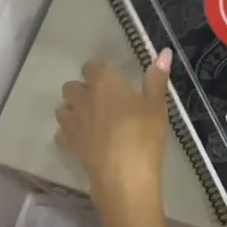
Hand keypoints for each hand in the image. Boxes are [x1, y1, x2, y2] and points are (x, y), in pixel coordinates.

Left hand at [56, 51, 172, 209]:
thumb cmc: (143, 136)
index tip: (111, 80)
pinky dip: (70, 133)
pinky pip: (62, 133)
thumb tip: (164, 52)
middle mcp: (82, 99)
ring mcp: (72, 123)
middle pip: (71, 86)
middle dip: (82, 90)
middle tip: (102, 101)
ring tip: (91, 119)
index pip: (91, 67)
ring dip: (73, 110)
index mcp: (104, 85)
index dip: (99, 71)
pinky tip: (84, 140)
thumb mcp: (157, 107)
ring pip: (63, 109)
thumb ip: (156, 79)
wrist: (124, 175)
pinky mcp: (68, 144)